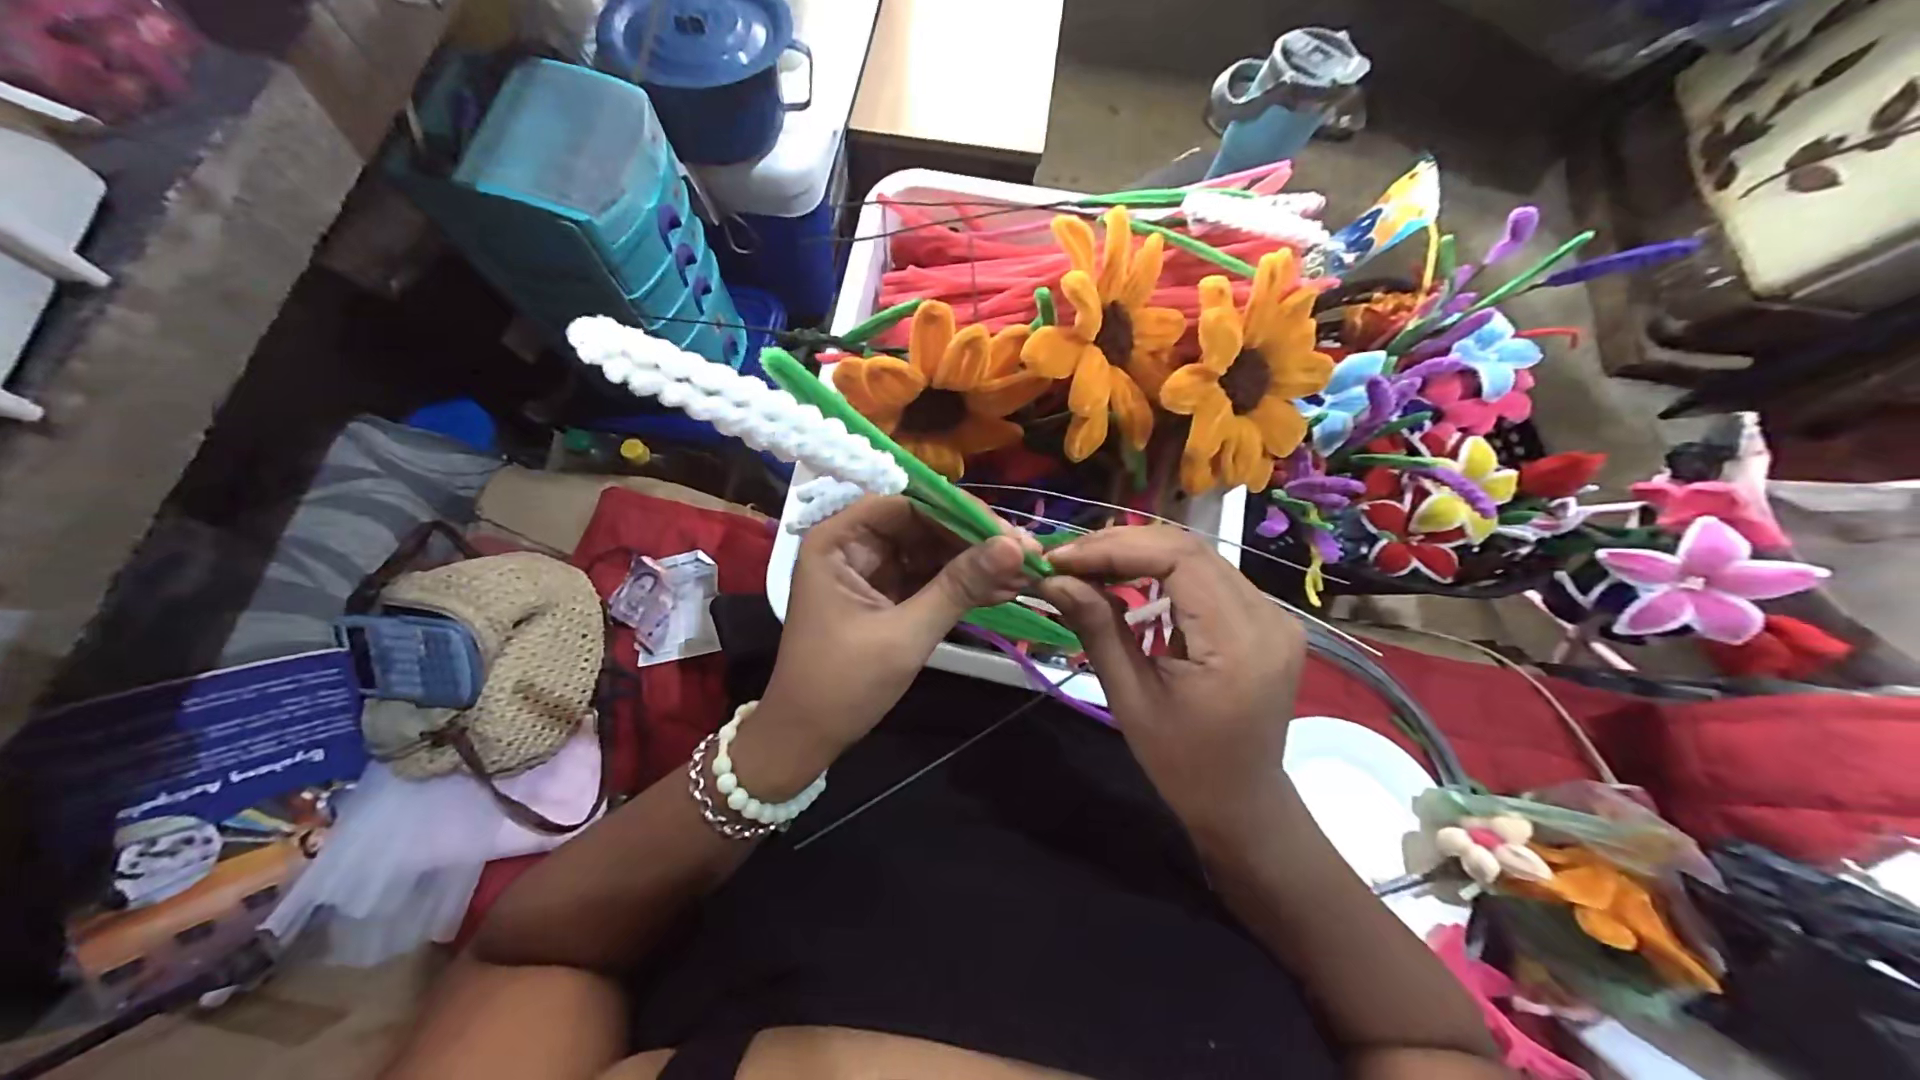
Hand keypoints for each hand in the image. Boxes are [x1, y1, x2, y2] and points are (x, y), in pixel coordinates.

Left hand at [760, 495, 1032, 767]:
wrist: (807, 738)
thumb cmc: (843, 684)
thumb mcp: (905, 633)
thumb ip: (958, 586)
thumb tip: (1015, 547)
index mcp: (837, 541)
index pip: (906, 506)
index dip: (959, 512)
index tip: (1007, 530)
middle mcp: (853, 546)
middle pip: (923, 525)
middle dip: (973, 540)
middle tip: (1027, 554)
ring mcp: (871, 571)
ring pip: (931, 552)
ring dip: (974, 563)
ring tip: (1026, 574)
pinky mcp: (887, 596)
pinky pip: (929, 578)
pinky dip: (962, 585)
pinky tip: (1003, 589)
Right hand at [1037, 526, 1304, 837]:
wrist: (1241, 801)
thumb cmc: (1182, 763)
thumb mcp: (1130, 699)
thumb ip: (1096, 629)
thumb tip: (1052, 579)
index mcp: (1240, 643)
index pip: (1180, 559)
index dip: (1117, 548)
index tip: (1064, 558)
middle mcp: (1268, 617)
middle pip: (1190, 549)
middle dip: (1122, 545)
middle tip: (1067, 558)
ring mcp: (1275, 616)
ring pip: (1199, 556)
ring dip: (1139, 553)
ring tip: (1087, 564)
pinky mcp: (1267, 619)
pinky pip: (1209, 576)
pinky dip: (1162, 570)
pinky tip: (1126, 577)